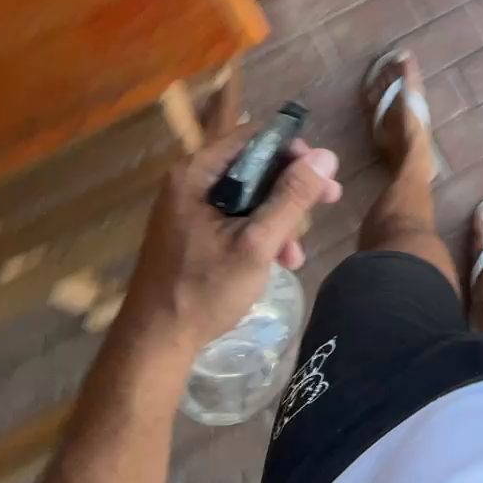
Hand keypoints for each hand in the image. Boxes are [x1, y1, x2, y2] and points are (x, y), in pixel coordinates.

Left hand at [120, 128, 341, 357]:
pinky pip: (238, 215)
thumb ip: (292, 197)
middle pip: (255, 164)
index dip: (291, 150)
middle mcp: (191, 182)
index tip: (319, 173)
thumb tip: (326, 156)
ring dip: (281, 214)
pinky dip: (262, 231)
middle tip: (329, 200)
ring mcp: (191, 208)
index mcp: (197, 174)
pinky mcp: (194, 231)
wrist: (154, 346)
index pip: (254, 137)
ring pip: (251, 193)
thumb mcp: (257, 243)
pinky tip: (281, 259)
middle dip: (292, 186)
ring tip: (298, 248)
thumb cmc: (202, 290)